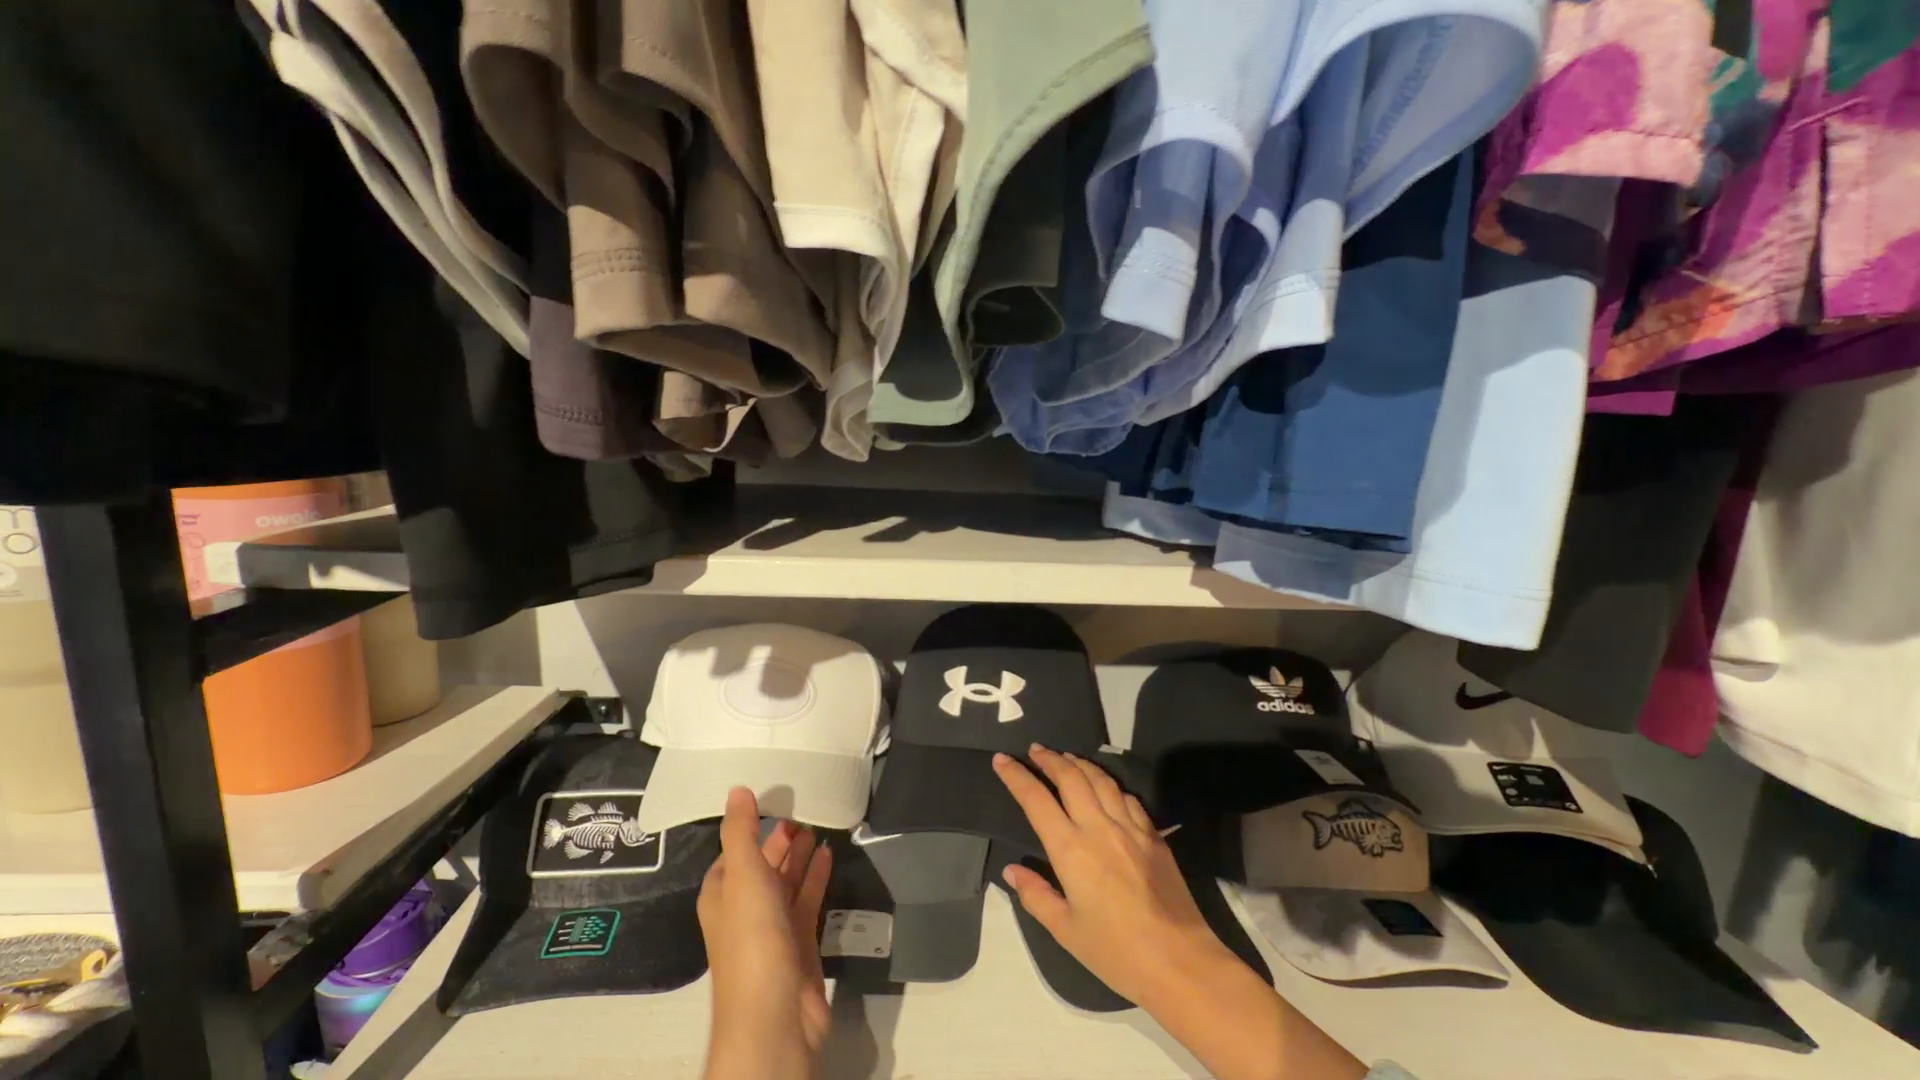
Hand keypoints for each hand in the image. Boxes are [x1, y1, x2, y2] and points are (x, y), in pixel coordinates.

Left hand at [696, 788, 831, 1079]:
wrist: (776, 1015)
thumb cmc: (753, 940)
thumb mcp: (743, 877)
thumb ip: (741, 833)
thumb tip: (737, 790)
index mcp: (722, 895)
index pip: (733, 852)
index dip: (749, 827)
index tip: (772, 797)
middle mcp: (744, 910)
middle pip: (762, 865)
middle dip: (779, 839)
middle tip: (804, 805)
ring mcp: (773, 929)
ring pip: (786, 882)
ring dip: (800, 855)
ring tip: (819, 824)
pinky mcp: (801, 943)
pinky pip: (807, 901)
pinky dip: (816, 878)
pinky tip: (830, 855)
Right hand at [994, 745, 1366, 1079]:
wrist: (1179, 960)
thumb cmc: (1115, 952)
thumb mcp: (1065, 930)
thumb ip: (1036, 895)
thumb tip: (1012, 870)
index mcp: (1071, 850)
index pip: (1036, 800)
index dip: (1017, 776)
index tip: (1001, 759)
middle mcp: (1099, 828)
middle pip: (1071, 778)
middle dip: (1050, 759)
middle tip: (1035, 750)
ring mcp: (1131, 829)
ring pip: (1102, 781)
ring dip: (1081, 764)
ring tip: (1067, 758)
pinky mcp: (1155, 837)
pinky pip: (1129, 799)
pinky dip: (1111, 785)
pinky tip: (1107, 788)